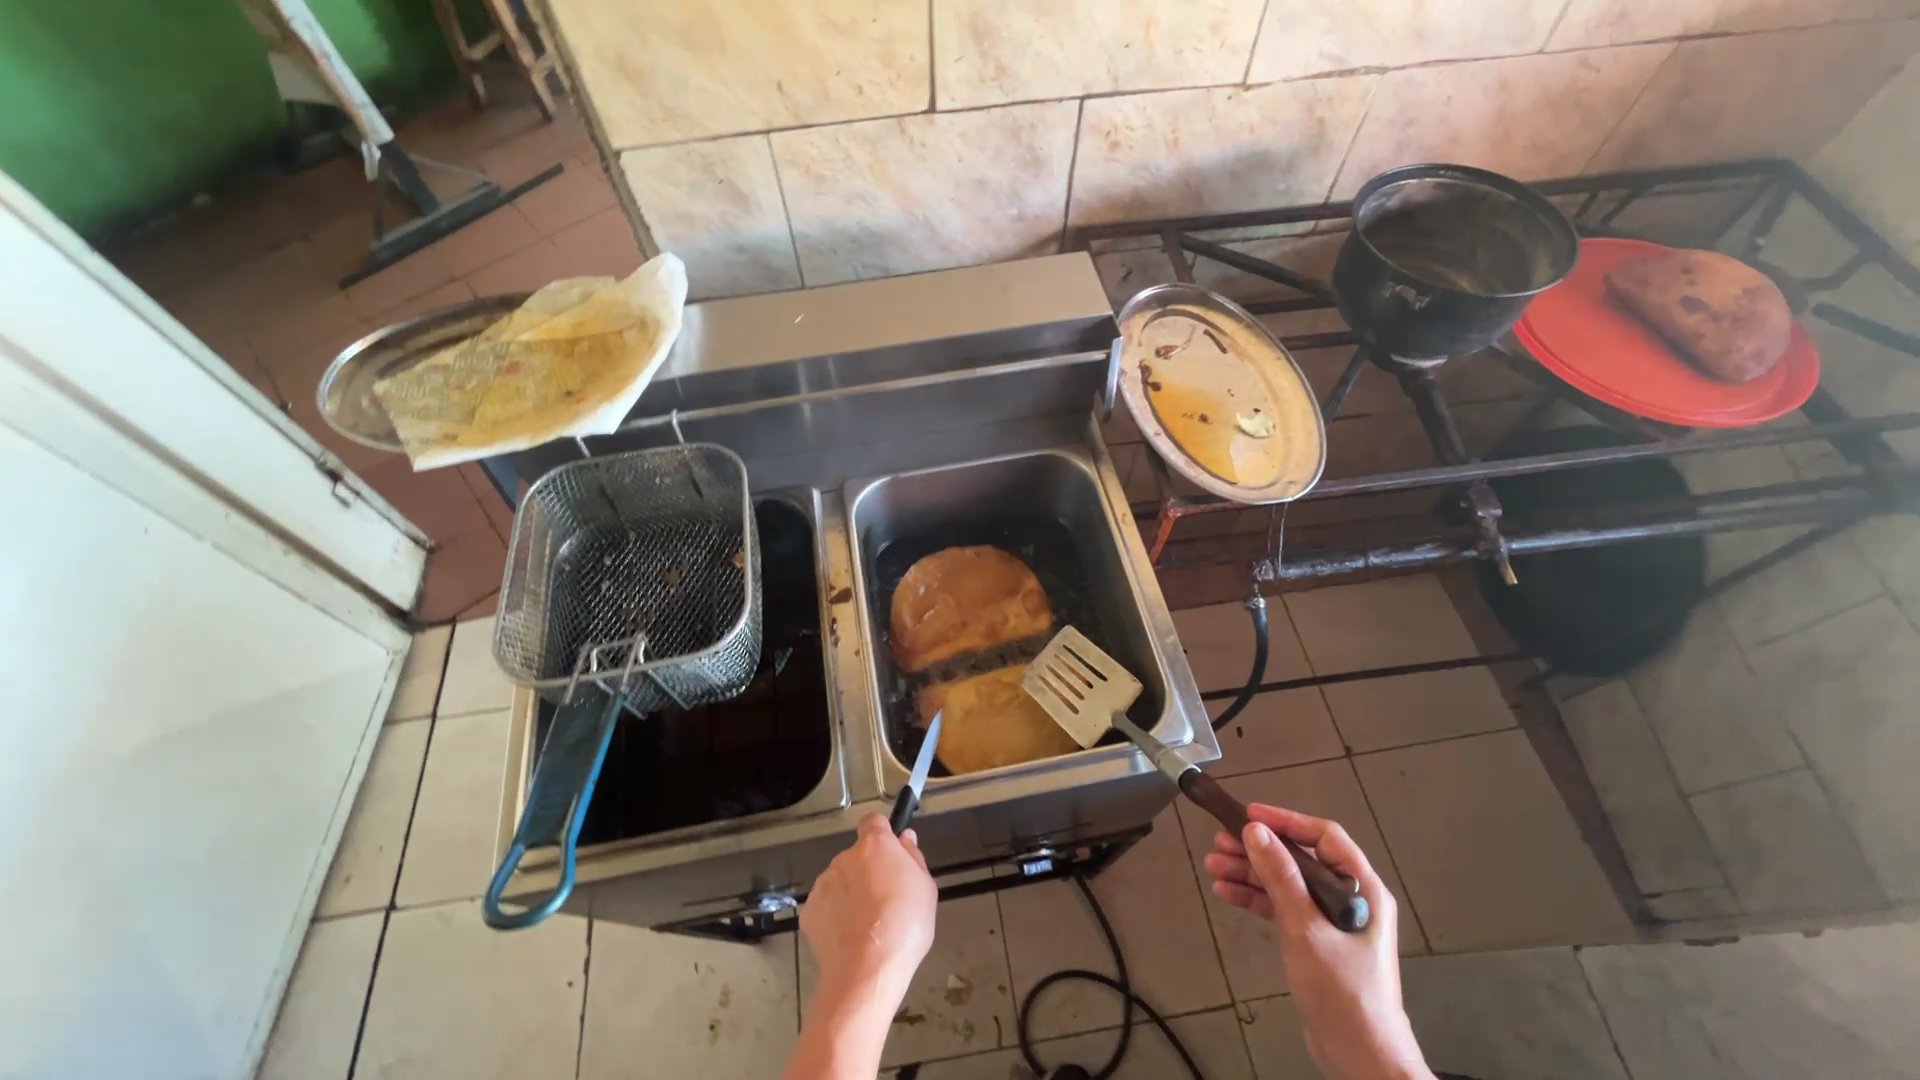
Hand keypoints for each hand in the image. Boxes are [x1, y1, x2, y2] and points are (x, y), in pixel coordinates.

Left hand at [800, 813, 936, 1004]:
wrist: (868, 970)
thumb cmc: (905, 925)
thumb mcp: (926, 889)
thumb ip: (913, 858)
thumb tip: (905, 838)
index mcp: (874, 846)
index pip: (873, 822)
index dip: (882, 834)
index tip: (891, 853)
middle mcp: (844, 858)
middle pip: (857, 856)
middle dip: (868, 871)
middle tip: (886, 899)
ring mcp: (823, 885)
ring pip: (840, 881)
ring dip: (850, 893)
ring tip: (867, 925)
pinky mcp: (809, 912)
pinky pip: (826, 907)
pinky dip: (835, 917)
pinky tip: (849, 938)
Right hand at [1203, 804, 1430, 1079]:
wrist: (1360, 1056)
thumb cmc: (1341, 989)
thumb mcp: (1306, 928)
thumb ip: (1281, 877)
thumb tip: (1255, 831)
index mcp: (1362, 888)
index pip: (1324, 837)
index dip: (1286, 821)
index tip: (1249, 815)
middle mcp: (1350, 897)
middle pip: (1300, 859)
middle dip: (1259, 850)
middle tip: (1220, 842)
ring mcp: (1332, 920)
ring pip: (1287, 883)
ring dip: (1251, 873)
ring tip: (1213, 866)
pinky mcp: (1316, 940)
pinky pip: (1284, 907)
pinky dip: (1256, 899)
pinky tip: (1228, 892)